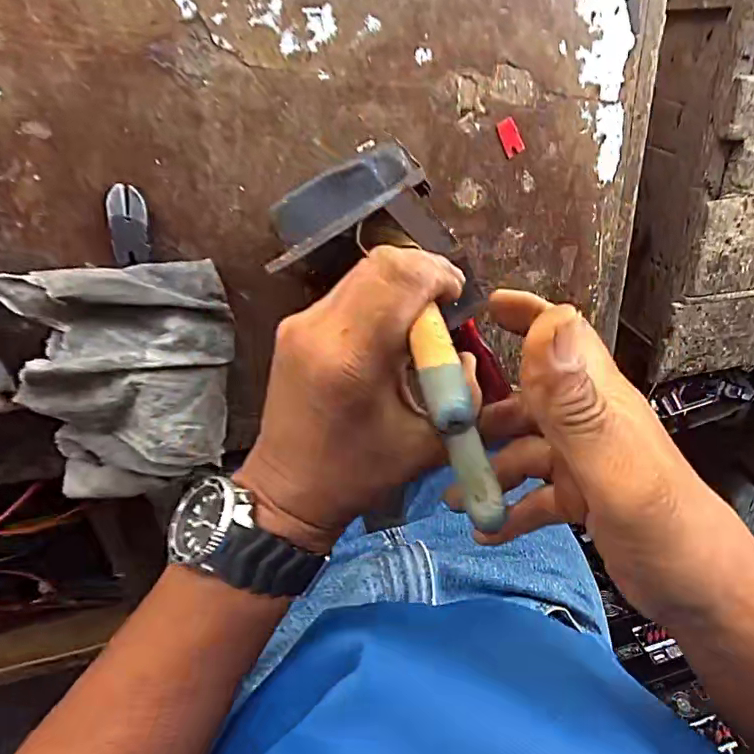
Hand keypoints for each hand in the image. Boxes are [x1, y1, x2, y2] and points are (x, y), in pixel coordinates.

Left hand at [237, 247, 468, 552]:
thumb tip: (463, 352)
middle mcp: (320, 328)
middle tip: (446, 304)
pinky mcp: (295, 326)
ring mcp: (301, 323)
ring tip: (422, 323)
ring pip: (364, 272)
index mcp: (353, 358)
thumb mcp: (431, 442)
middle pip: (381, 263)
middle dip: (425, 274)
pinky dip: (382, 299)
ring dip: (403, 286)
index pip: (399, 277)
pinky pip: (350, 291)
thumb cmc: (361, 473)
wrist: (289, 489)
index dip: (438, 275)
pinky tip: (393, 334)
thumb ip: (464, 393)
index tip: (458, 298)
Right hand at [448, 290, 753, 625]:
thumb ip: (579, 404)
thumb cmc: (667, 530)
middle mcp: (592, 424)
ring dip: (490, 468)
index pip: (566, 338)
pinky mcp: (587, 500)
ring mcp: (588, 463)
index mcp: (602, 402)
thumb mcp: (618, 468)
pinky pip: (538, 495)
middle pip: (531, 398)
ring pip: (527, 451)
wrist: (703, 593)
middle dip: (484, 408)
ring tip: (454, 497)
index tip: (482, 307)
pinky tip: (487, 530)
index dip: (529, 317)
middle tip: (440, 432)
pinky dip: (512, 509)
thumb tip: (552, 322)